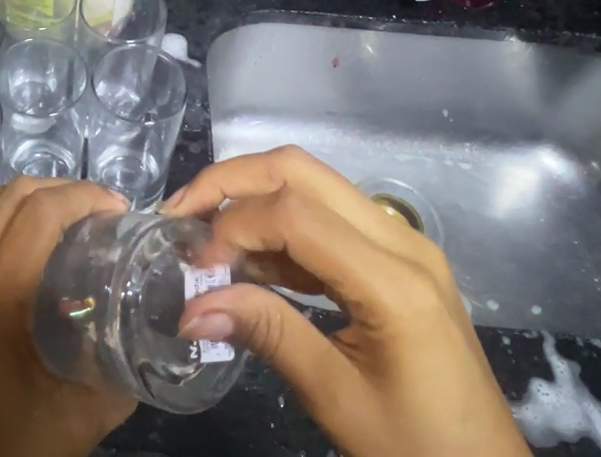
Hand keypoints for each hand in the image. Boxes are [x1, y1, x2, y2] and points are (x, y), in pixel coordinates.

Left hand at [0, 177, 136, 456]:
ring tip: (63, 214)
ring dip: (26, 196)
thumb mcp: (80, 417)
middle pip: (14, 194)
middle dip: (64, 189)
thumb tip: (151, 326)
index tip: (120, 210)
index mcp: (1, 293)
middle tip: (100, 210)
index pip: (43, 209)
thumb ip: (120, 368)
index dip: (86, 195)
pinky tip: (15, 234)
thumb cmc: (7, 445)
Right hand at [161, 146, 527, 456]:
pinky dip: (279, 225)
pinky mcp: (396, 257)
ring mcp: (402, 243)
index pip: (295, 214)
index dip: (234, 225)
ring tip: (203, 233)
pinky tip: (247, 258)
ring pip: (312, 183)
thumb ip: (268, 335)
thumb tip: (191, 309)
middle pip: (301, 172)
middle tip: (180, 213)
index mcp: (394, 280)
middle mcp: (401, 240)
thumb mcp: (338, 399)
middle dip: (232, 181)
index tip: (194, 263)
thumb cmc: (419, 449)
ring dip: (252, 196)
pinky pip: (328, 216)